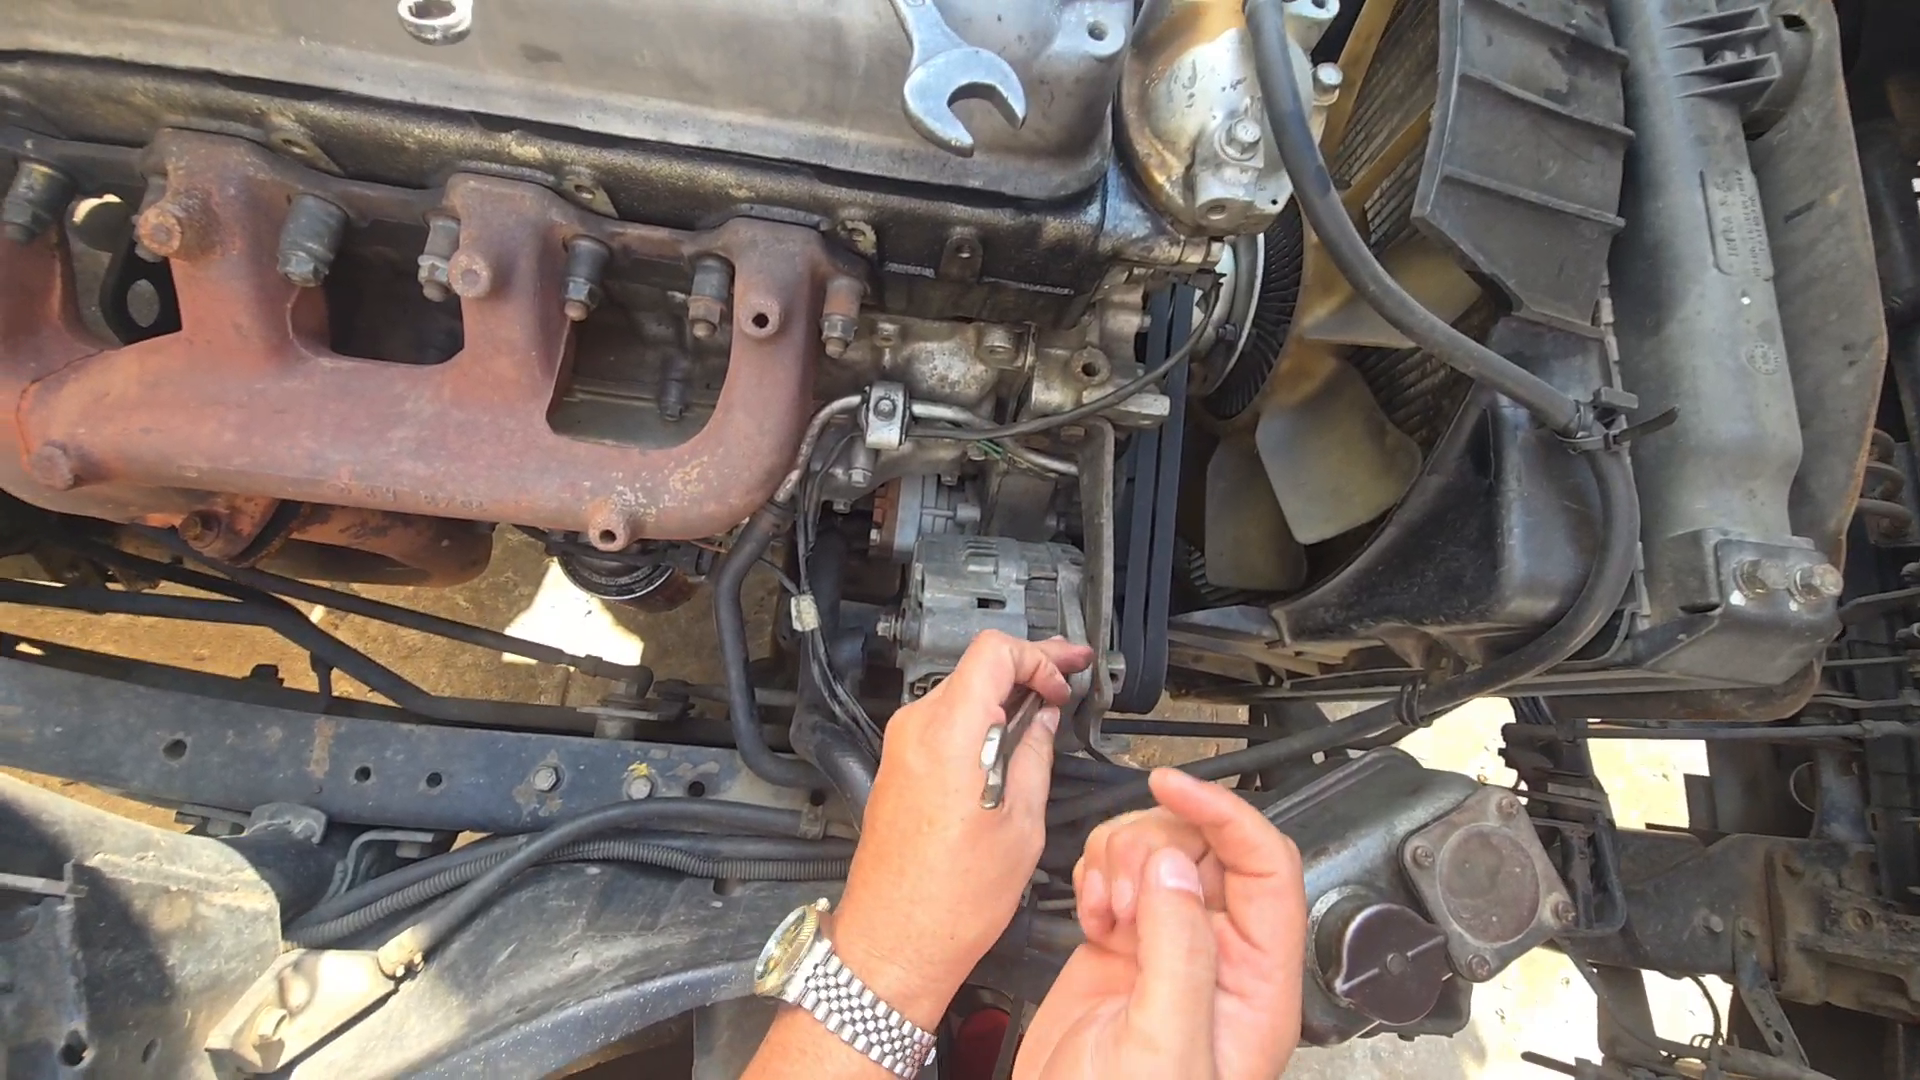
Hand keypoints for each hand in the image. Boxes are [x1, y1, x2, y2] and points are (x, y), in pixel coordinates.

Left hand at [832, 630, 1093, 1027]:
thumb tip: (1043, 720)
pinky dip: (982, 713)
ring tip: (1047, 701)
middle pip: (978, 664)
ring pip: (963, 687)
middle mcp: (917, 729)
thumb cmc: (949, 902)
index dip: (1039, 656)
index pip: (994, 652)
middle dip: (1030, 665)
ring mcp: (903, 742)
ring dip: (1007, 689)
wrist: (892, 940)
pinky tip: (1011, 729)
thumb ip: (1034, 756)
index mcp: (950, 737)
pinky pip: (946, 716)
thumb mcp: (1020, 826)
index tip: (1065, 677)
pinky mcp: (899, 759)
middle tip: (1070, 671)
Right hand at [1013, 769, 1306, 1079]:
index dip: (1225, 813)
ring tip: (1105, 910)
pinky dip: (1096, 872)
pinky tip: (1091, 914)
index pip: (1266, 864)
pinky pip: (1116, 865)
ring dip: (1119, 859)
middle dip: (1151, 847)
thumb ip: (1178, 953)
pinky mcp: (1123, 933)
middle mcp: (1215, 950)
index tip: (1173, 788)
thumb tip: (1174, 867)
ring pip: (1156, 846)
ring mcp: (1166, 938)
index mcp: (1255, 979)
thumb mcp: (1163, 1050)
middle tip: (1123, 896)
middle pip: (1201, 843)